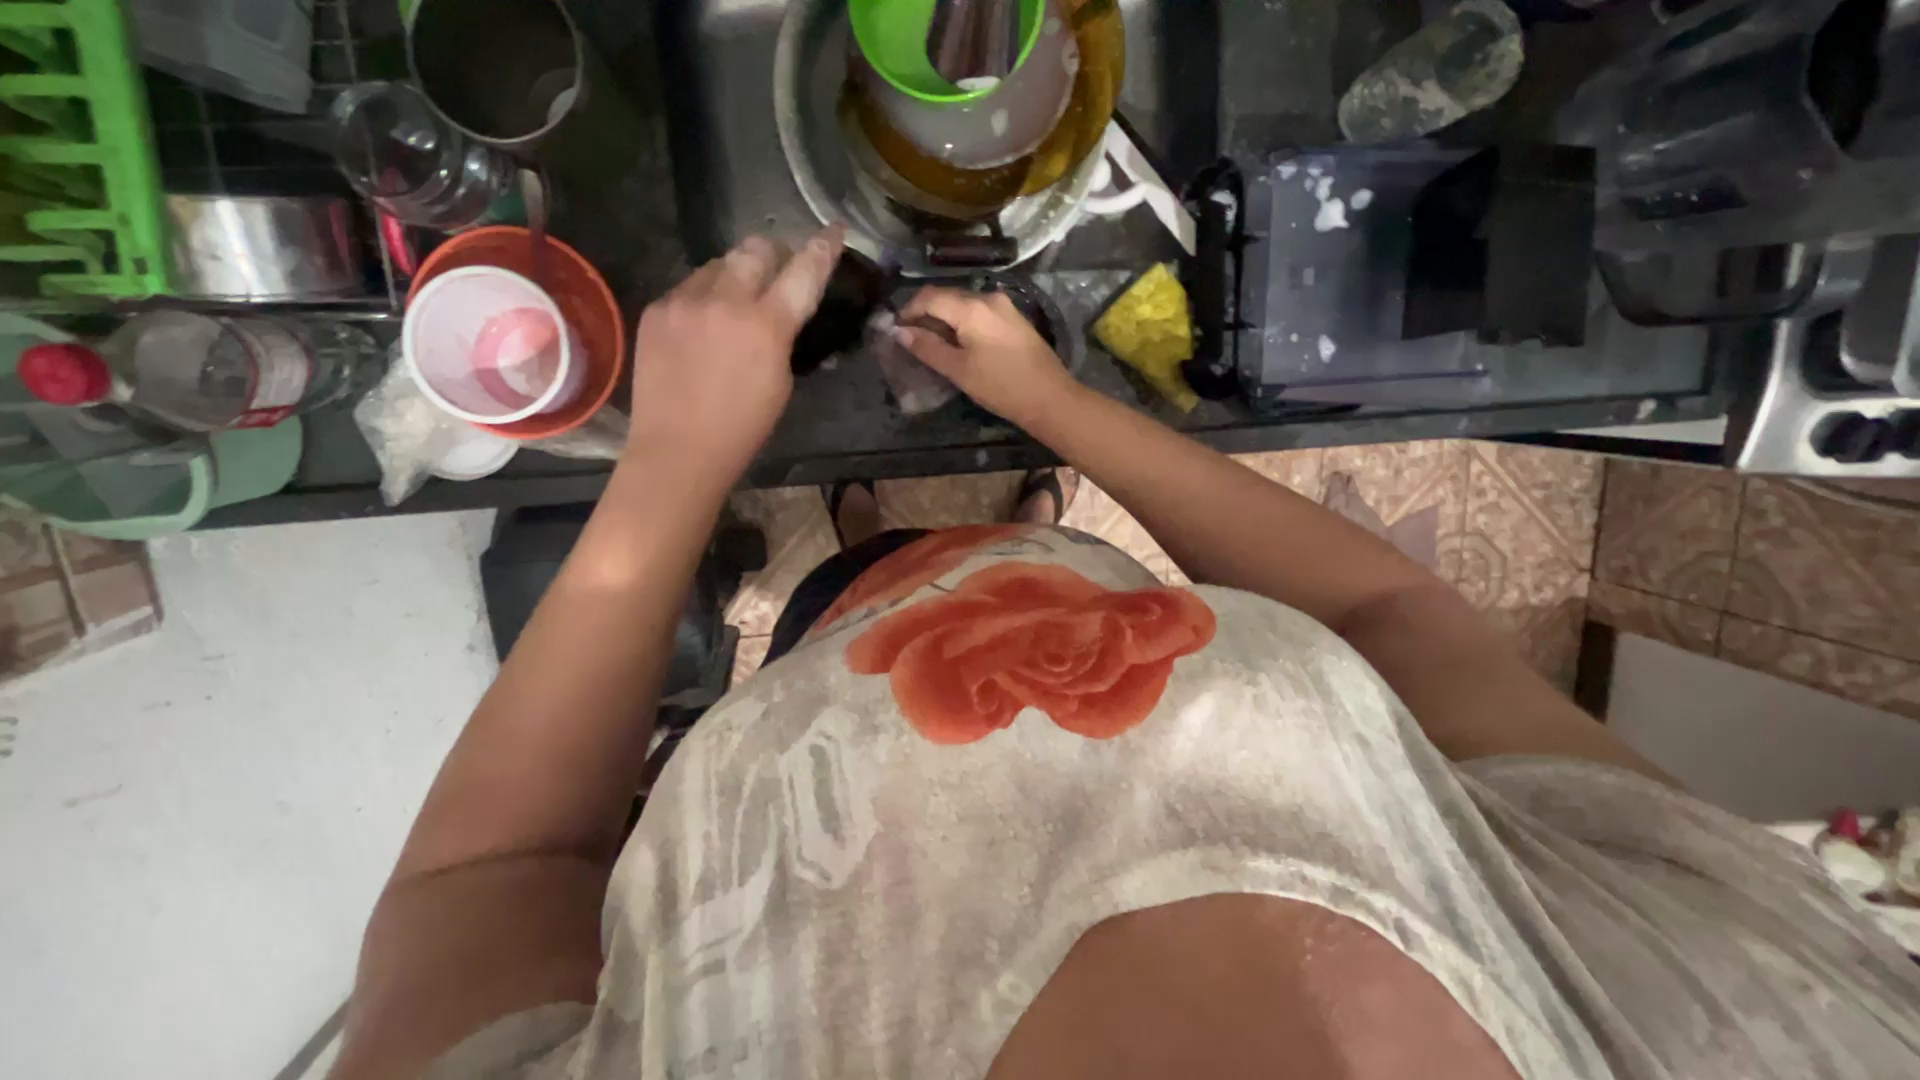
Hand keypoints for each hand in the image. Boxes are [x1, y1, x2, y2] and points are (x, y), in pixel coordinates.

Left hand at [625, 227, 843, 483]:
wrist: (678, 450)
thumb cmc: (743, 428)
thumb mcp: (781, 382)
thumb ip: (783, 336)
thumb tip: (784, 312)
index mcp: (767, 325)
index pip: (804, 271)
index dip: (823, 248)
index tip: (834, 229)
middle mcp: (726, 301)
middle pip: (755, 249)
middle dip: (772, 253)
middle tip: (777, 264)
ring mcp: (685, 301)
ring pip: (718, 264)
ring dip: (734, 274)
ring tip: (735, 300)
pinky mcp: (656, 309)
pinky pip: (688, 286)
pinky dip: (703, 297)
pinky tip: (702, 325)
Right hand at [895, 287, 1077, 426]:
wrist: (1051, 398)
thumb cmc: (1001, 386)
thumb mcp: (959, 370)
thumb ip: (928, 347)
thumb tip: (900, 331)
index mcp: (972, 307)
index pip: (929, 296)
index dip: (908, 310)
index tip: (897, 331)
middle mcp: (988, 297)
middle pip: (947, 297)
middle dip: (925, 314)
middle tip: (911, 339)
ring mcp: (1004, 306)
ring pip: (963, 304)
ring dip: (944, 319)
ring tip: (932, 344)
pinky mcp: (1014, 319)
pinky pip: (979, 313)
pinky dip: (962, 323)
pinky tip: (959, 344)